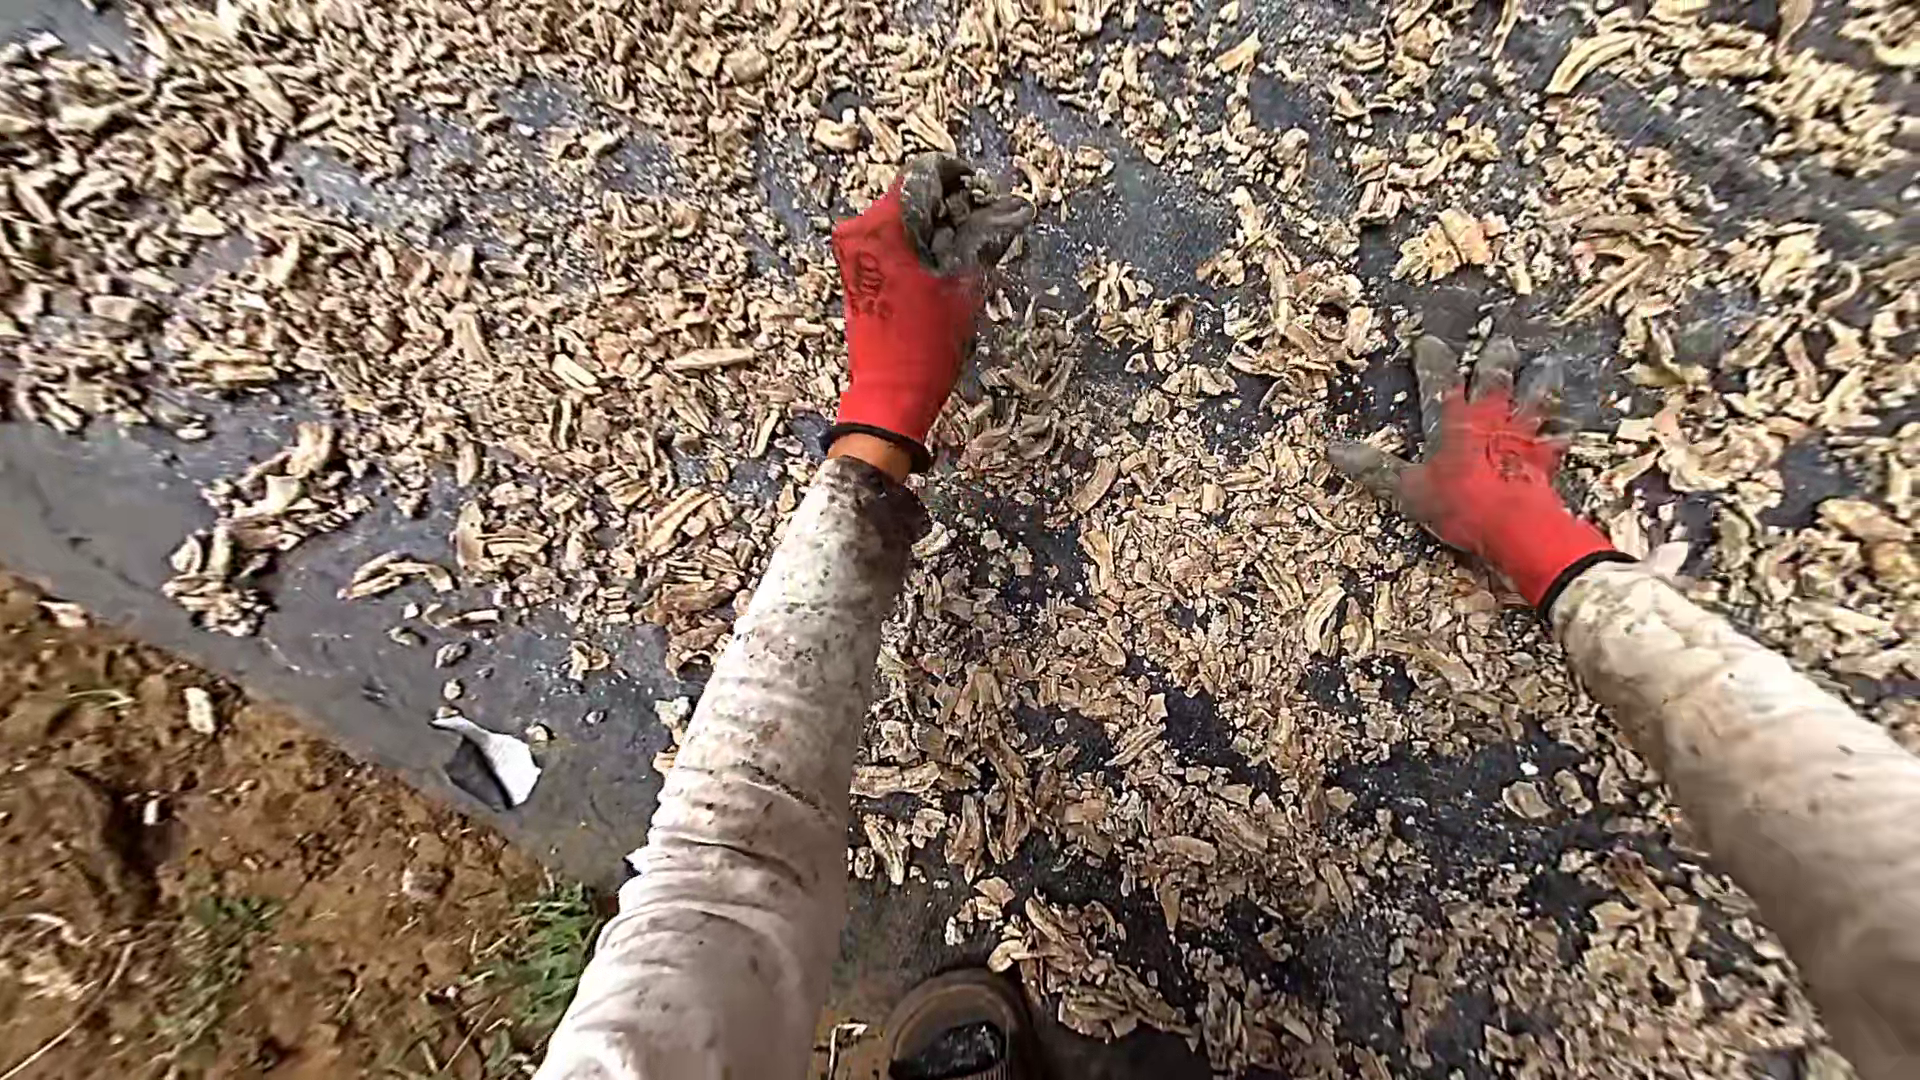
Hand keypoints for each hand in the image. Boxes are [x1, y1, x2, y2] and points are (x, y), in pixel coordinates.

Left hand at [828, 154, 1031, 476]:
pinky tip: (942, 270)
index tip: (984, 196)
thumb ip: (980, 245)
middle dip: (948, 209)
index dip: (960, 182)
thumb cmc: (923, 350)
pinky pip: (890, 247)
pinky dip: (916, 250)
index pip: (924, 176)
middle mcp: (859, 235)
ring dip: (934, 232)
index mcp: (882, 228)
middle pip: (911, 198)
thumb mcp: (961, 293)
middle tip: (981, 228)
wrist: (888, 397)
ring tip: (966, 254)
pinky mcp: (856, 278)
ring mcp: (853, 258)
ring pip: (901, 223)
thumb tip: (1007, 214)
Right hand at [1329, 335, 1622, 610]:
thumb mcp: (1406, 486)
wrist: (1519, 528)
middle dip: (1495, 360)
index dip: (1432, 361)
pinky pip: (1561, 434)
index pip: (1439, 382)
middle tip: (1500, 343)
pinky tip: (1568, 419)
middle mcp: (1491, 420)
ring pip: (1536, 397)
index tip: (1428, 342)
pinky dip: (1565, 424)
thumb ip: (1373, 467)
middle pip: (1495, 380)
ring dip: (1541, 378)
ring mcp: (1524, 436)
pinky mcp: (1547, 457)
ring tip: (1546, 362)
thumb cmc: (1460, 503)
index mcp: (1454, 422)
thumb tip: (1332, 448)